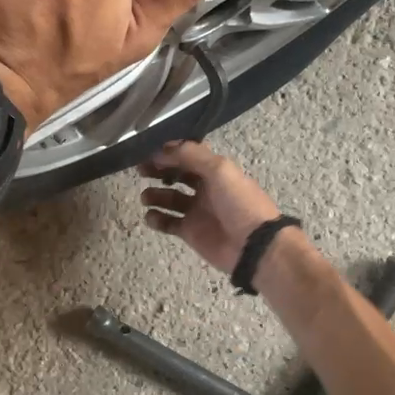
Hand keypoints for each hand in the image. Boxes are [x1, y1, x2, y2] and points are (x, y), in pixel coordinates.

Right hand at [137, 140, 281, 273]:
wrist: (253, 245)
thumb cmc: (239, 202)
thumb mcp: (219, 169)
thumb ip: (191, 155)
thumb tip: (163, 149)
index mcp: (215, 171)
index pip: (188, 156)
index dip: (171, 153)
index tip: (152, 154)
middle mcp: (205, 188)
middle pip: (177, 175)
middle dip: (158, 170)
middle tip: (141, 171)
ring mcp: (197, 211)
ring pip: (170, 198)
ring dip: (155, 195)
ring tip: (145, 197)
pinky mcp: (190, 232)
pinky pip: (168, 223)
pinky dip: (157, 219)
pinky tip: (150, 216)